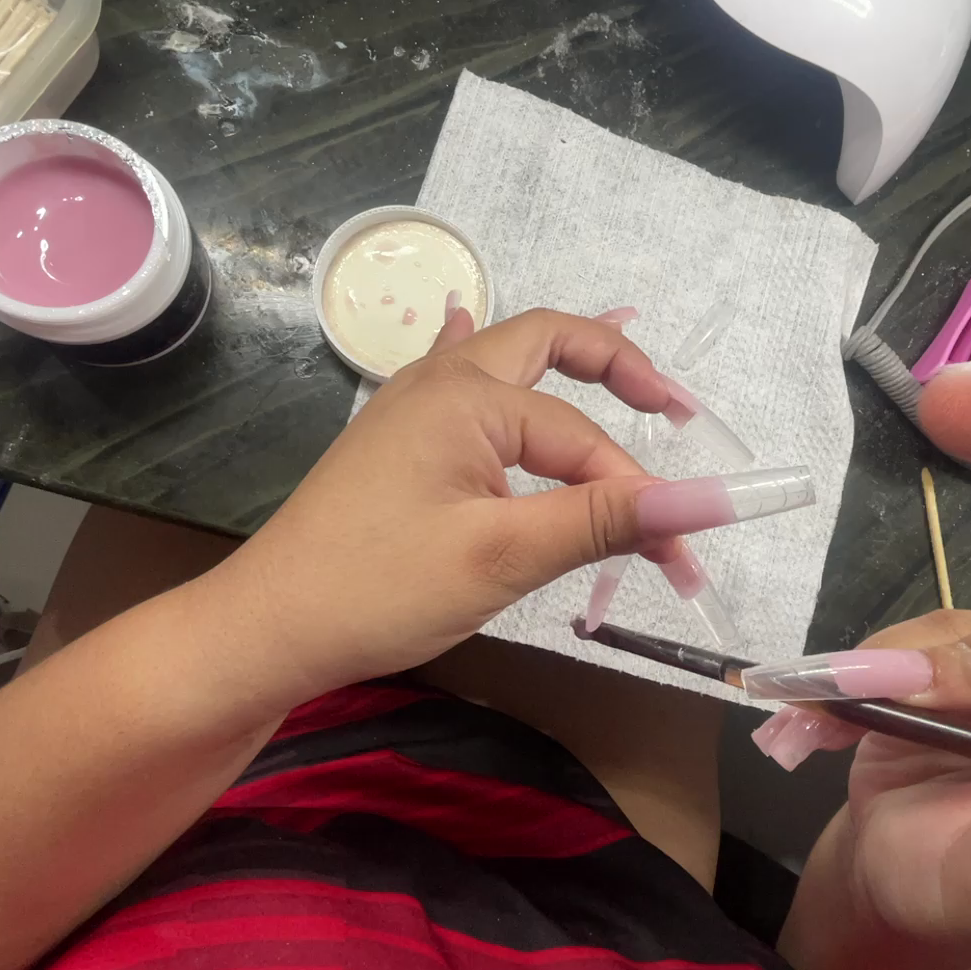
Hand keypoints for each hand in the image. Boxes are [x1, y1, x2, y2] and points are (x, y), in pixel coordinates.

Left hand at [209, 307, 687, 705]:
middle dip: (615, 364)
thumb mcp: (500, 555)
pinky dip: (498, 370)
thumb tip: (702, 503)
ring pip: (507, 364)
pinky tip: (486, 342)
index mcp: (467, 395)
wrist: (268, 628)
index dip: (634, 493)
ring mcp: (413, 407)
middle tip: (670, 404)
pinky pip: (461, 383)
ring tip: (620, 373)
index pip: (581, 439)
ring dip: (566, 369)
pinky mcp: (400, 441)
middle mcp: (441, 381)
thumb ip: (602, 520)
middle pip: (546, 342)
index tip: (677, 556)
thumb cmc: (379, 588)